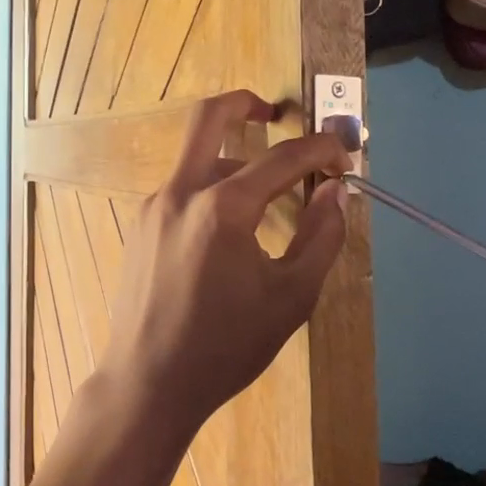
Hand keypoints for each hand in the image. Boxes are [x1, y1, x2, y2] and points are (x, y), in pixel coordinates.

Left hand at [101, 90, 353, 432]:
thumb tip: (335, 190)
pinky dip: (211, 188)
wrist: (148, 383)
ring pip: (196, 157)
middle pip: (210, 117)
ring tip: (267, 196)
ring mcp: (153, 206)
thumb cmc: (226, 346)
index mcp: (222, 207)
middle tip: (276, 112)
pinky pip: (182, 188)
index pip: (283, 157)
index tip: (345, 153)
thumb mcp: (291, 297)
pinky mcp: (139, 226)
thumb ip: (321, 236)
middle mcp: (181, 192)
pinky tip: (230, 230)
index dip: (322, 148)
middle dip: (246, 102)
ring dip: (233, 158)